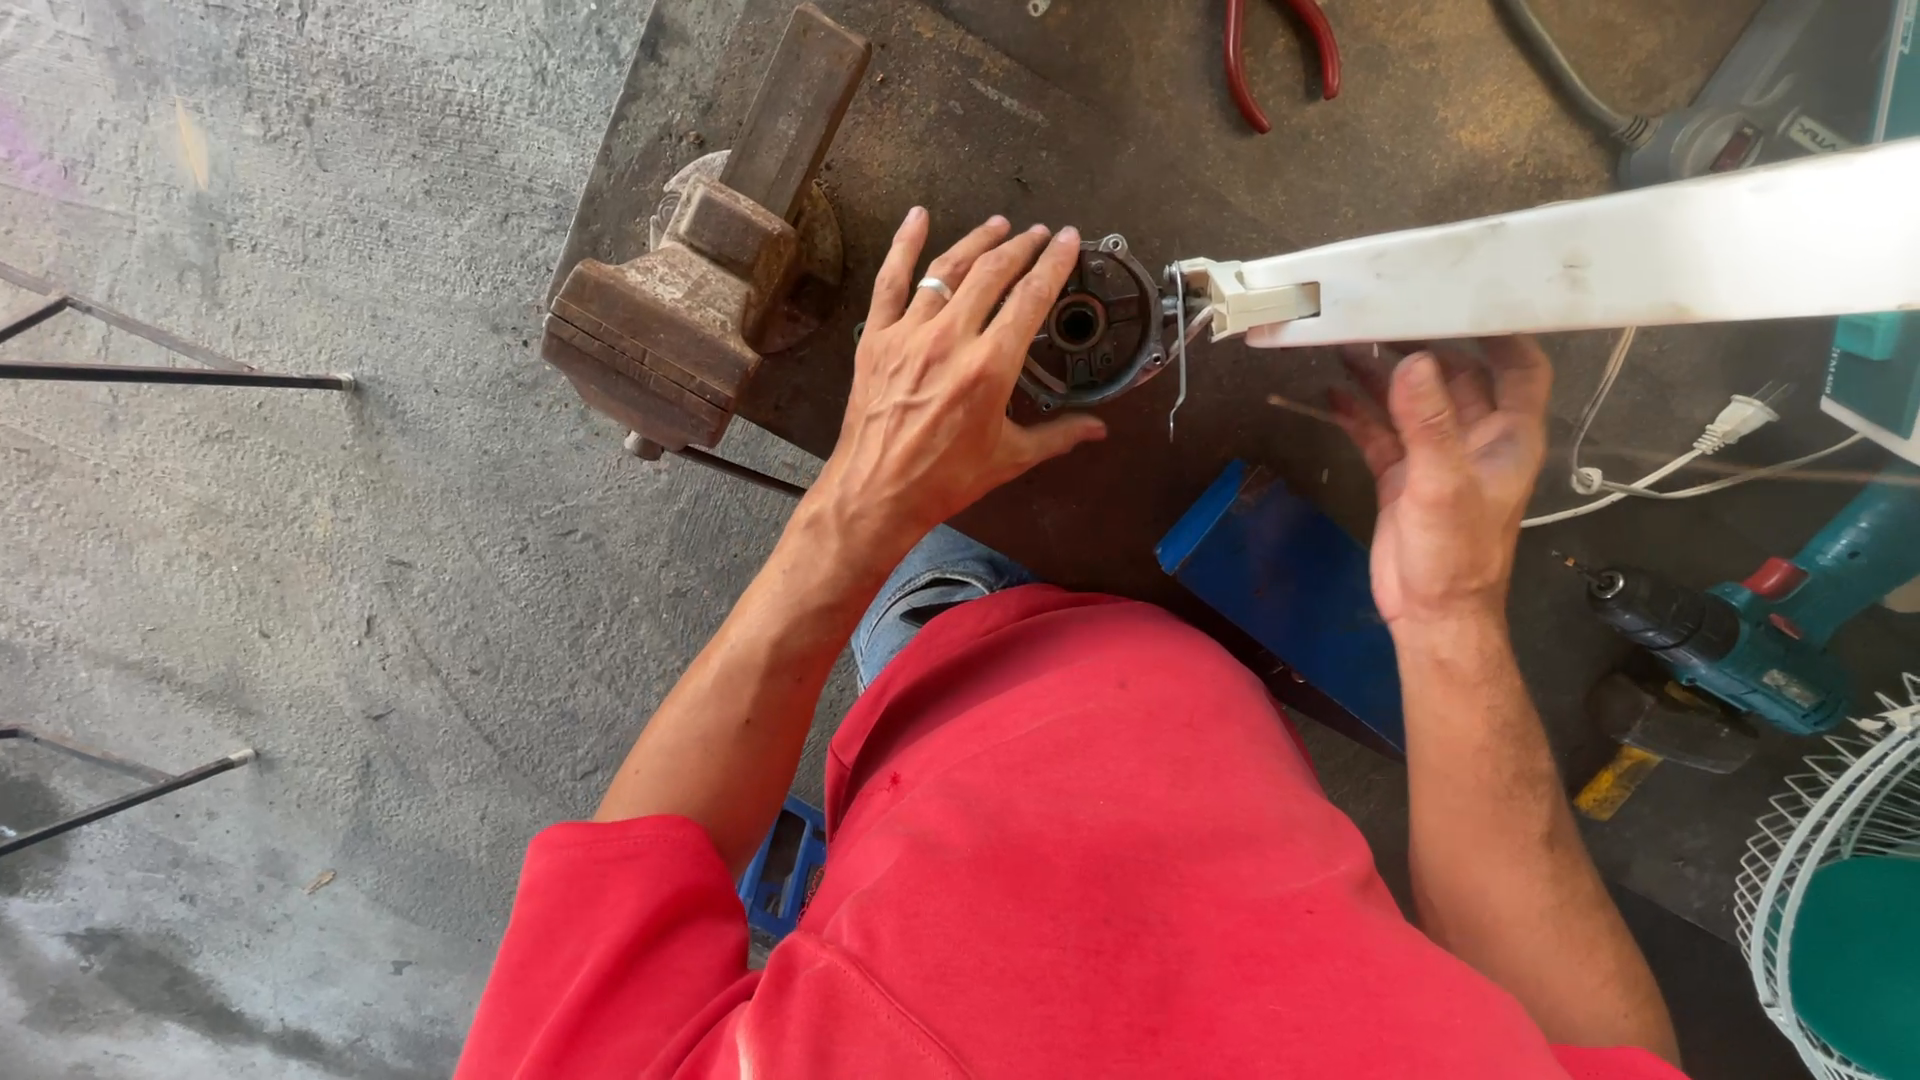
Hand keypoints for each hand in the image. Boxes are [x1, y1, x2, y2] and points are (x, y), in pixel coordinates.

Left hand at [808, 209, 1106, 559]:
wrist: (877, 492)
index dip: (1054, 263)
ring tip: (998, 225)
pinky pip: (890, 281)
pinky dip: (904, 245)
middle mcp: (951, 339)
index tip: (1068, 240)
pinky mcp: (876, 338)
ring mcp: (909, 334)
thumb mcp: (1009, 458)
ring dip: (977, 241)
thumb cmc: (944, 480)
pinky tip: (918, 217)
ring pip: (947, 269)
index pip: (1031, 298)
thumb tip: (1097, 430)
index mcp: (990, 366)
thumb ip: (1057, 436)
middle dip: (1021, 247)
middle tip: (1038, 234)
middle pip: (992, 273)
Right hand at [1329, 338, 1552, 631]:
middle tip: (1384, 317)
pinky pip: (1379, 435)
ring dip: (1382, 378)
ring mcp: (1434, 458)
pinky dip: (1357, 414)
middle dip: (1423, 348)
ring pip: (1409, 405)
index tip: (1463, 299)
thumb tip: (1412, 363)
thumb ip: (1429, 424)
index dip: (1500, 332)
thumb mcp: (1443, 485)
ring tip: (1347, 347)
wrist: (1430, 611)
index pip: (1519, 368)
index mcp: (1508, 436)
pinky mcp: (1400, 477)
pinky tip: (1332, 395)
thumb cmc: (1455, 552)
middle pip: (1454, 378)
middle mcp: (1474, 439)